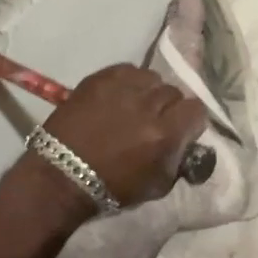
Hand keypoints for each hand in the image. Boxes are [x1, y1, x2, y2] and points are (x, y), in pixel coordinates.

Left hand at [39, 64, 207, 208]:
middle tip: (154, 120)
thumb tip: (186, 144)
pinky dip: (127, 81)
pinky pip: (126, 69)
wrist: (61, 177)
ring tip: (134, 105)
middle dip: (168, 107)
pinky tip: (118, 96)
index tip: (180, 128)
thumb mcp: (157, 185)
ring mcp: (121, 88)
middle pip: (173, 92)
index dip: (190, 120)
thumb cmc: (110, 188)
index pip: (196, 109)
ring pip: (151, 77)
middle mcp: (147, 105)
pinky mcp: (98, 79)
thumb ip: (178, 161)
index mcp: (164, 134)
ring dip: (147, 91)